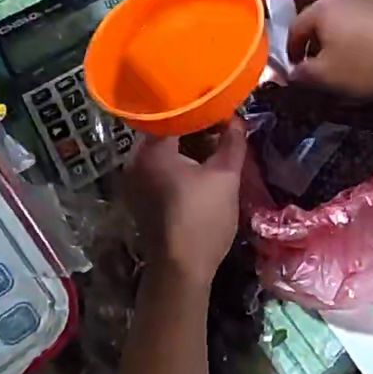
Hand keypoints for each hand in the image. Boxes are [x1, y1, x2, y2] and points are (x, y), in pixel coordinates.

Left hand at [127, 118, 246, 287]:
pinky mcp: (140, 196)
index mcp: (151, 150)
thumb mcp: (225, 176)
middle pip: (165, 129)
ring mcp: (135, 180)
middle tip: (219, 118)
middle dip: (193, 124)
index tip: (219, 103)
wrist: (181, 269)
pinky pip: (159, 167)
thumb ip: (232, 142)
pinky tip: (199, 162)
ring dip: (186, 143)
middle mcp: (135, 160)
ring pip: (162, 149)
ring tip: (213, 137)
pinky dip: (177, 160)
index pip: (173, 112)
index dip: (199, 106)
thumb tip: (237, 119)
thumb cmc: (203, 219)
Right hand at [289, 0, 372, 97]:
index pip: (294, 27)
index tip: (296, 69)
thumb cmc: (368, 62)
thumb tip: (293, 71)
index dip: (291, 50)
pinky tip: (371, 52)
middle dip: (315, 43)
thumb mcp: (329, 75)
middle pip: (319, 19)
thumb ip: (304, 73)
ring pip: (342, 18)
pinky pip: (364, 20)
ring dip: (338, 38)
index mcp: (321, 9)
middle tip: (320, 66)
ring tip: (346, 60)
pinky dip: (359, 35)